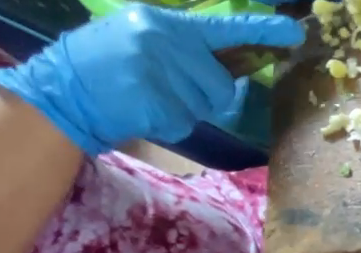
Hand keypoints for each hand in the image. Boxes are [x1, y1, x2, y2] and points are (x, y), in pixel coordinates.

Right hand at [0, 5, 304, 155]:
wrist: (65, 88)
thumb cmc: (112, 64)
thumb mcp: (146, 42)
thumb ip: (189, 49)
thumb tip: (236, 64)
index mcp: (162, 22)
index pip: (223, 28)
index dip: (261, 31)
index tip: (295, 31)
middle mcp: (162, 40)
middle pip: (224, 83)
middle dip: (207, 94)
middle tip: (167, 86)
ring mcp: (158, 70)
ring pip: (210, 105)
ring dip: (190, 108)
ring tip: (152, 93)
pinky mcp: (157, 101)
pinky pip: (189, 121)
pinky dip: (173, 123)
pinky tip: (145, 109)